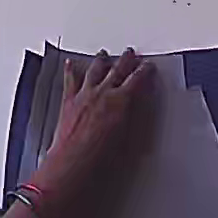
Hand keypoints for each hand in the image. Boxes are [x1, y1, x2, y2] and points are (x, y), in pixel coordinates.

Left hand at [26, 50, 152, 217]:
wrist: (72, 164)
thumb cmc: (103, 159)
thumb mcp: (128, 139)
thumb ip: (133, 118)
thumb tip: (137, 107)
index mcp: (121, 101)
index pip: (137, 80)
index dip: (144, 72)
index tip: (148, 66)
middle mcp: (103, 92)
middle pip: (117, 70)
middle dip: (125, 60)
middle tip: (131, 53)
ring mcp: (84, 94)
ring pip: (95, 70)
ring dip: (101, 61)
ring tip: (104, 54)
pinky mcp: (69, 101)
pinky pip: (70, 80)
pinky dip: (70, 70)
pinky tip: (70, 63)